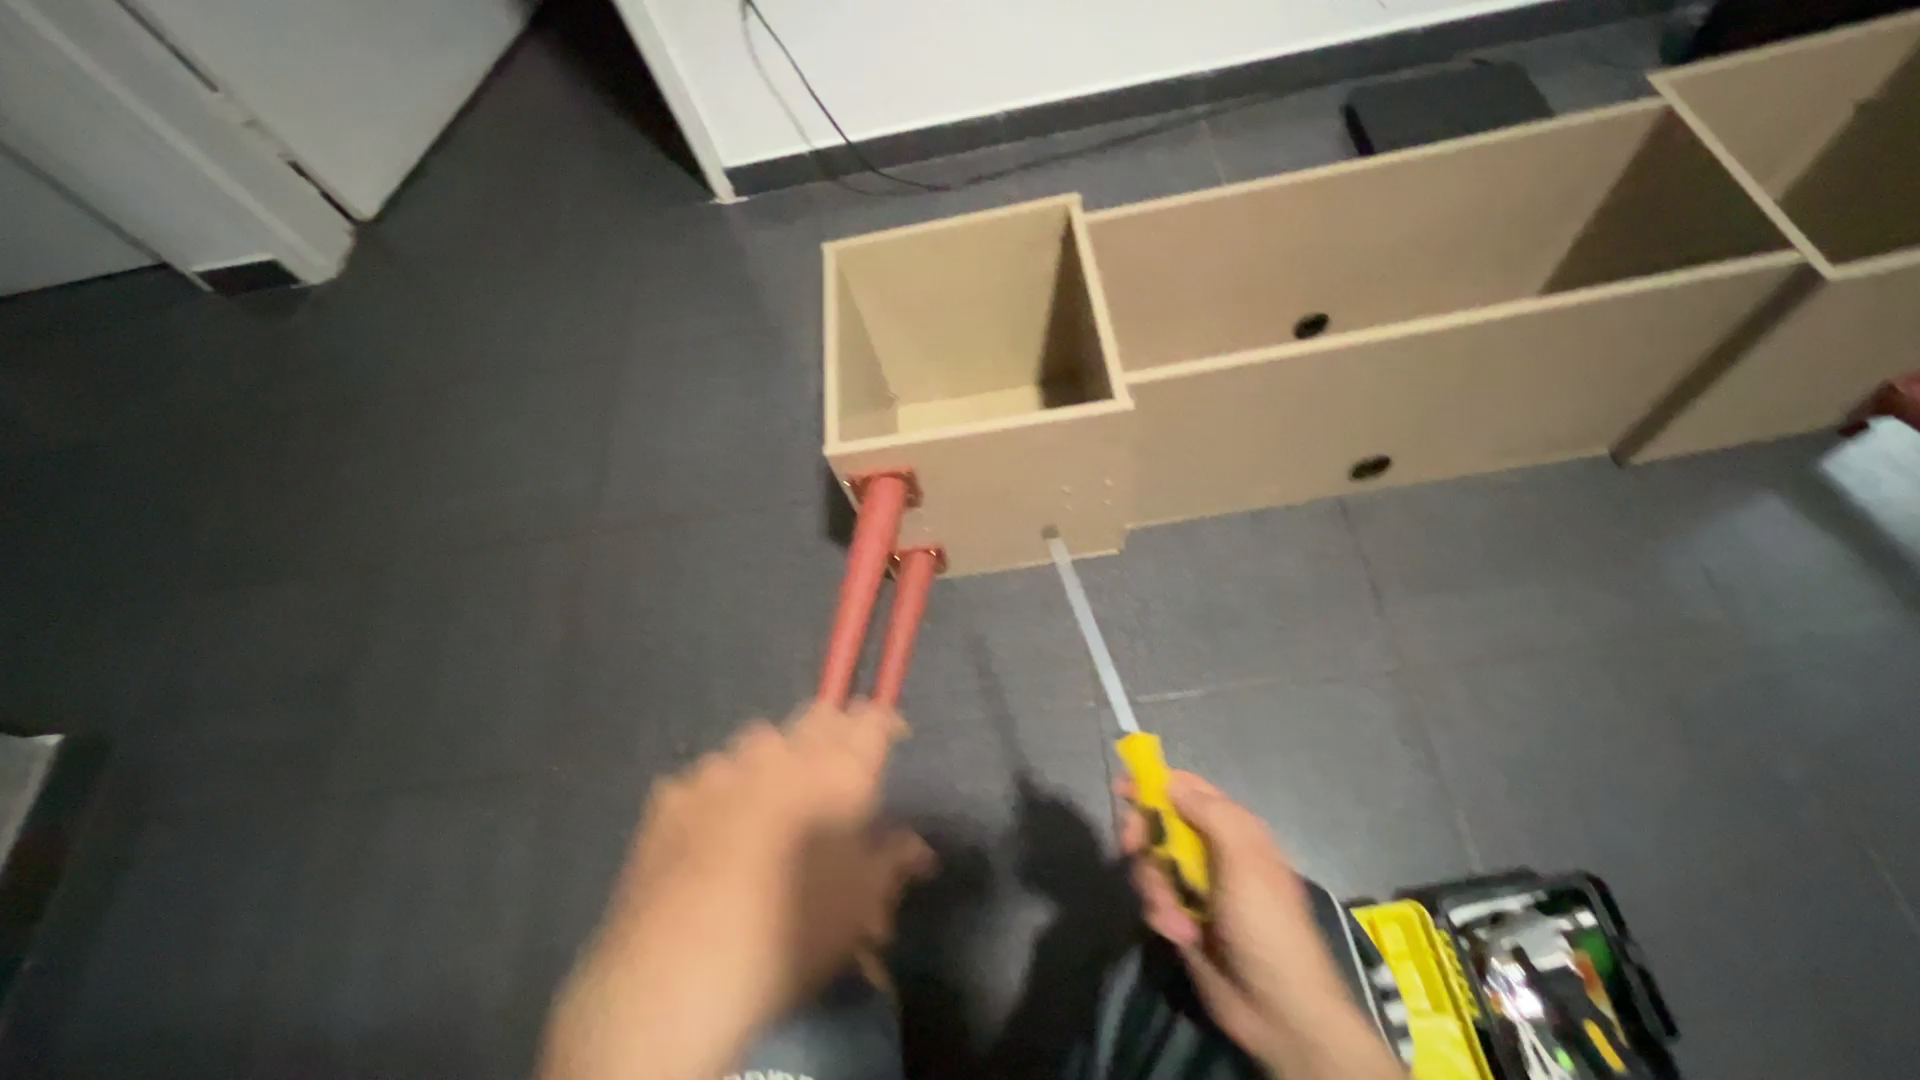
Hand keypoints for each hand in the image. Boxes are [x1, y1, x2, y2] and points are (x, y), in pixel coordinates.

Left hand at [541, 700, 935, 1079]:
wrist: (678, 971)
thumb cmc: (793, 934)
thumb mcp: (860, 906)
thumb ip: (892, 863)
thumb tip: (916, 849)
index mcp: (837, 772)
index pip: (871, 720)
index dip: (885, 724)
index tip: (893, 739)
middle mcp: (780, 754)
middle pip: (817, 718)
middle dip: (833, 736)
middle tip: (837, 774)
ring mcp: (719, 769)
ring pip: (758, 746)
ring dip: (774, 765)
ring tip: (773, 807)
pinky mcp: (670, 795)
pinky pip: (706, 781)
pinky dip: (720, 797)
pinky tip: (713, 835)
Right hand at [1120, 772, 1403, 1079]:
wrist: (1278, 1008)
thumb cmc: (1265, 925)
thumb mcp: (1244, 860)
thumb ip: (1209, 814)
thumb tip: (1170, 782)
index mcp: (1235, 830)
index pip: (1188, 790)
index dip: (1154, 785)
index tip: (1122, 791)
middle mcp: (1214, 852)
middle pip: (1161, 825)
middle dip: (1145, 839)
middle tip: (1131, 849)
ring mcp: (1198, 887)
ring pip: (1152, 864)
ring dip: (1155, 886)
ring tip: (1175, 915)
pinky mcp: (1184, 918)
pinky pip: (1155, 900)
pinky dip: (1161, 914)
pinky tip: (1179, 934)